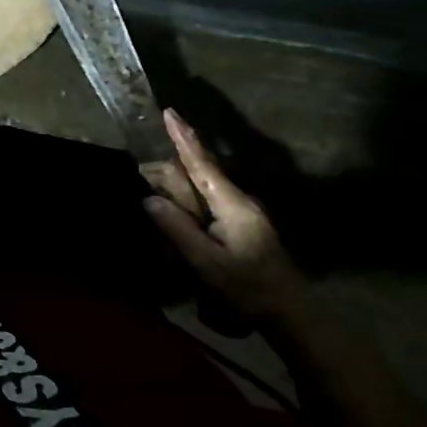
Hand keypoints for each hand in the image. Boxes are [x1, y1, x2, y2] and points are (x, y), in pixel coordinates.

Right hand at [141, 109, 306, 322]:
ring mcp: (242, 214)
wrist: (289, 314)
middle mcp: (239, 201)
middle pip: (198, 174)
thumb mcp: (206, 262)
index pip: (202, 164)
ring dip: (175, 185)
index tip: (170, 112)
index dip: (184, 138)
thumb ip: (177, 229)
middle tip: (137, 174)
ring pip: (201, 188)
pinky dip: (185, 199)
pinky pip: (206, 202)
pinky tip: (172, 209)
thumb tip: (148, 199)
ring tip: (148, 190)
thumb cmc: (248, 288)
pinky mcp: (240, 226)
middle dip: (168, 168)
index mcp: (233, 205)